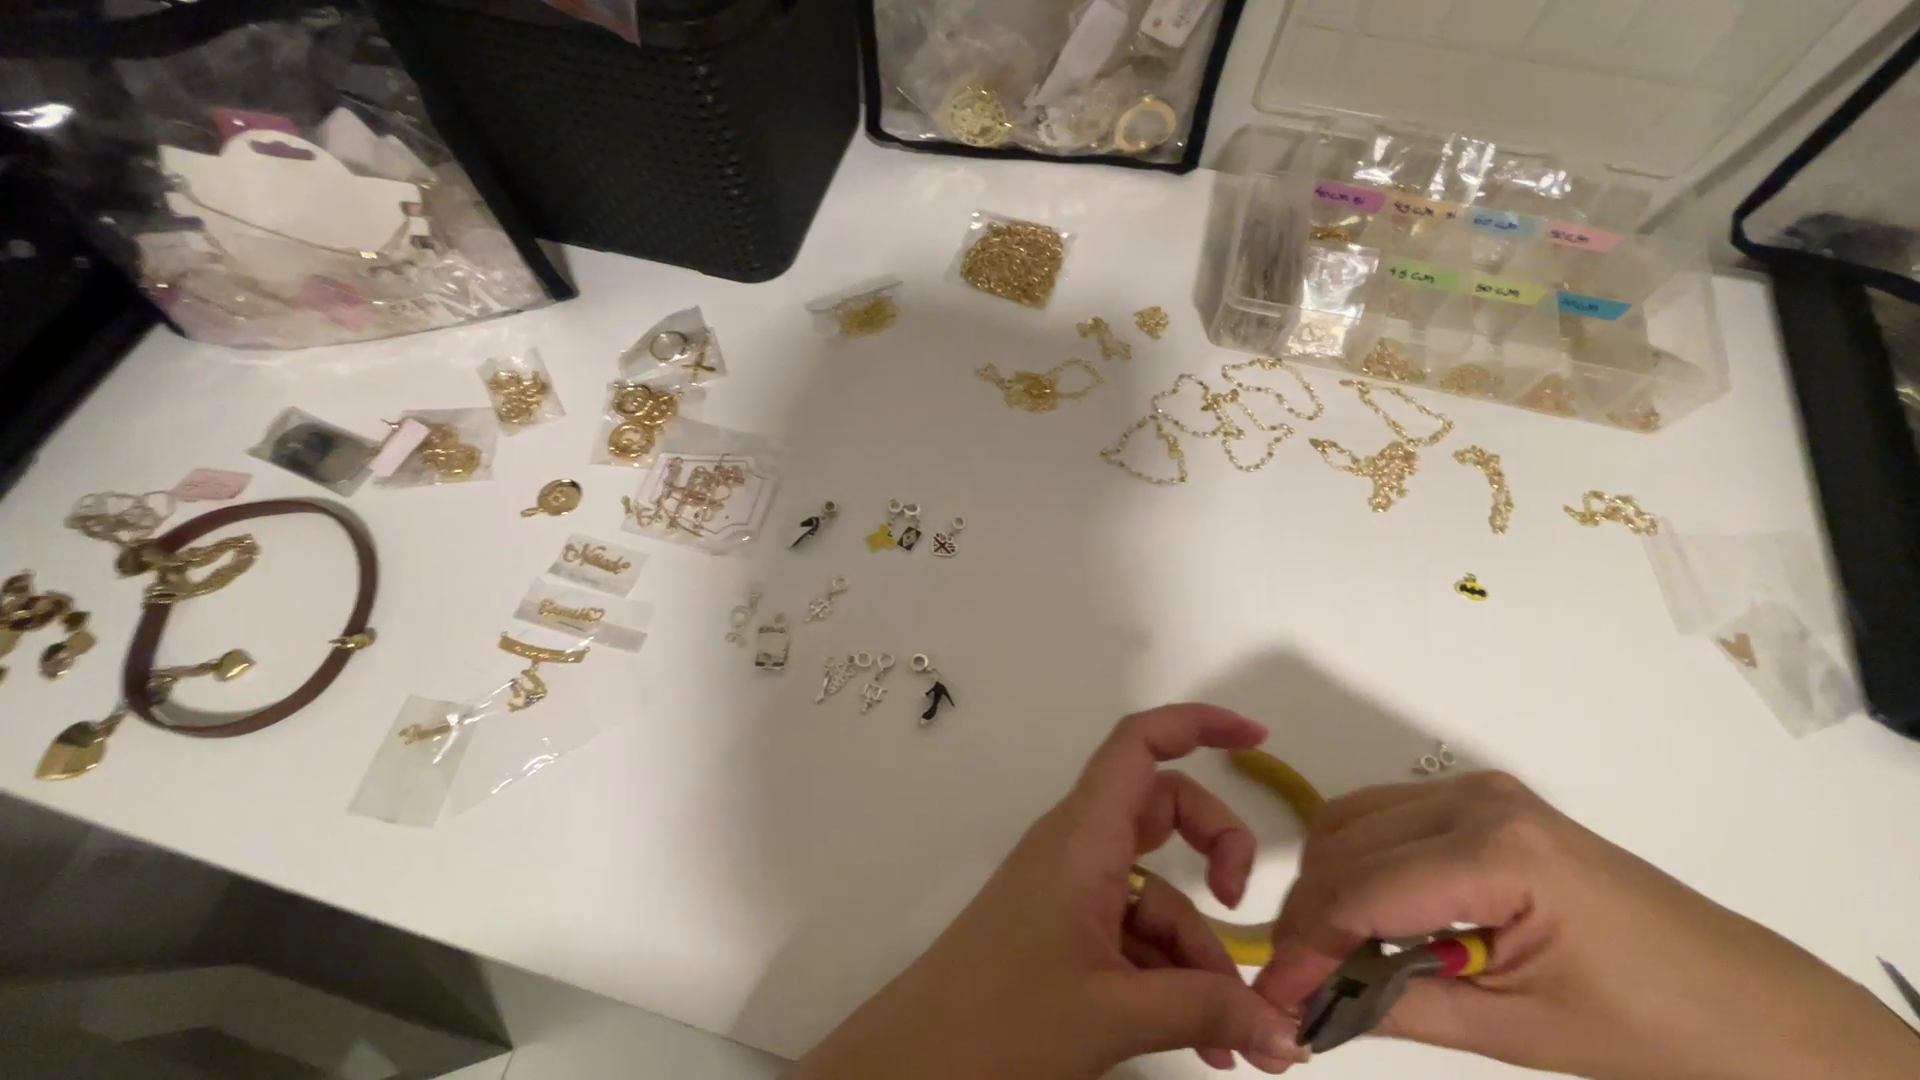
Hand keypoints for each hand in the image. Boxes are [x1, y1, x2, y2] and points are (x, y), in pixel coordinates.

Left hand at [791, 705, 1306, 1079]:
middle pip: (1164, 810)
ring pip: (1158, 889)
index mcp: (1083, 836)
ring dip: (1199, 953)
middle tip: (1245, 905)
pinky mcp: (1067, 927)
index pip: (1138, 745)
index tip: (1254, 737)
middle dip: (1218, 850)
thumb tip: (1287, 1032)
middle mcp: (1079, 846)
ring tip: (1231, 1035)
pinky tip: (1203, 1038)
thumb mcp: (1115, 1014)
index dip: (1196, 724)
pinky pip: (1136, 930)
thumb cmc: (1003, 1018)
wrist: (917, 1058)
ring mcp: (1073, 887)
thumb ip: (1205, 1012)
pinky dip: (1172, 974)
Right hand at [1255, 771, 1919, 1079]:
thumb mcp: (1514, 1029)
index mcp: (1496, 852)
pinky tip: (1370, 915)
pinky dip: (1358, 862)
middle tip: (1296, 981)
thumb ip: (1393, 1005)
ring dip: (1328, 883)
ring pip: (1352, 820)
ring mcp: (1478, 791)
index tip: (1273, 993)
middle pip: (1344, 845)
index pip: (1362, 889)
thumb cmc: (1649, 1029)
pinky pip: (1384, 817)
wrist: (1755, 1008)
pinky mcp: (1482, 801)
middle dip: (1308, 913)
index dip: (1306, 942)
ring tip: (1328, 951)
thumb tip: (1300, 1007)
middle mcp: (1475, 800)